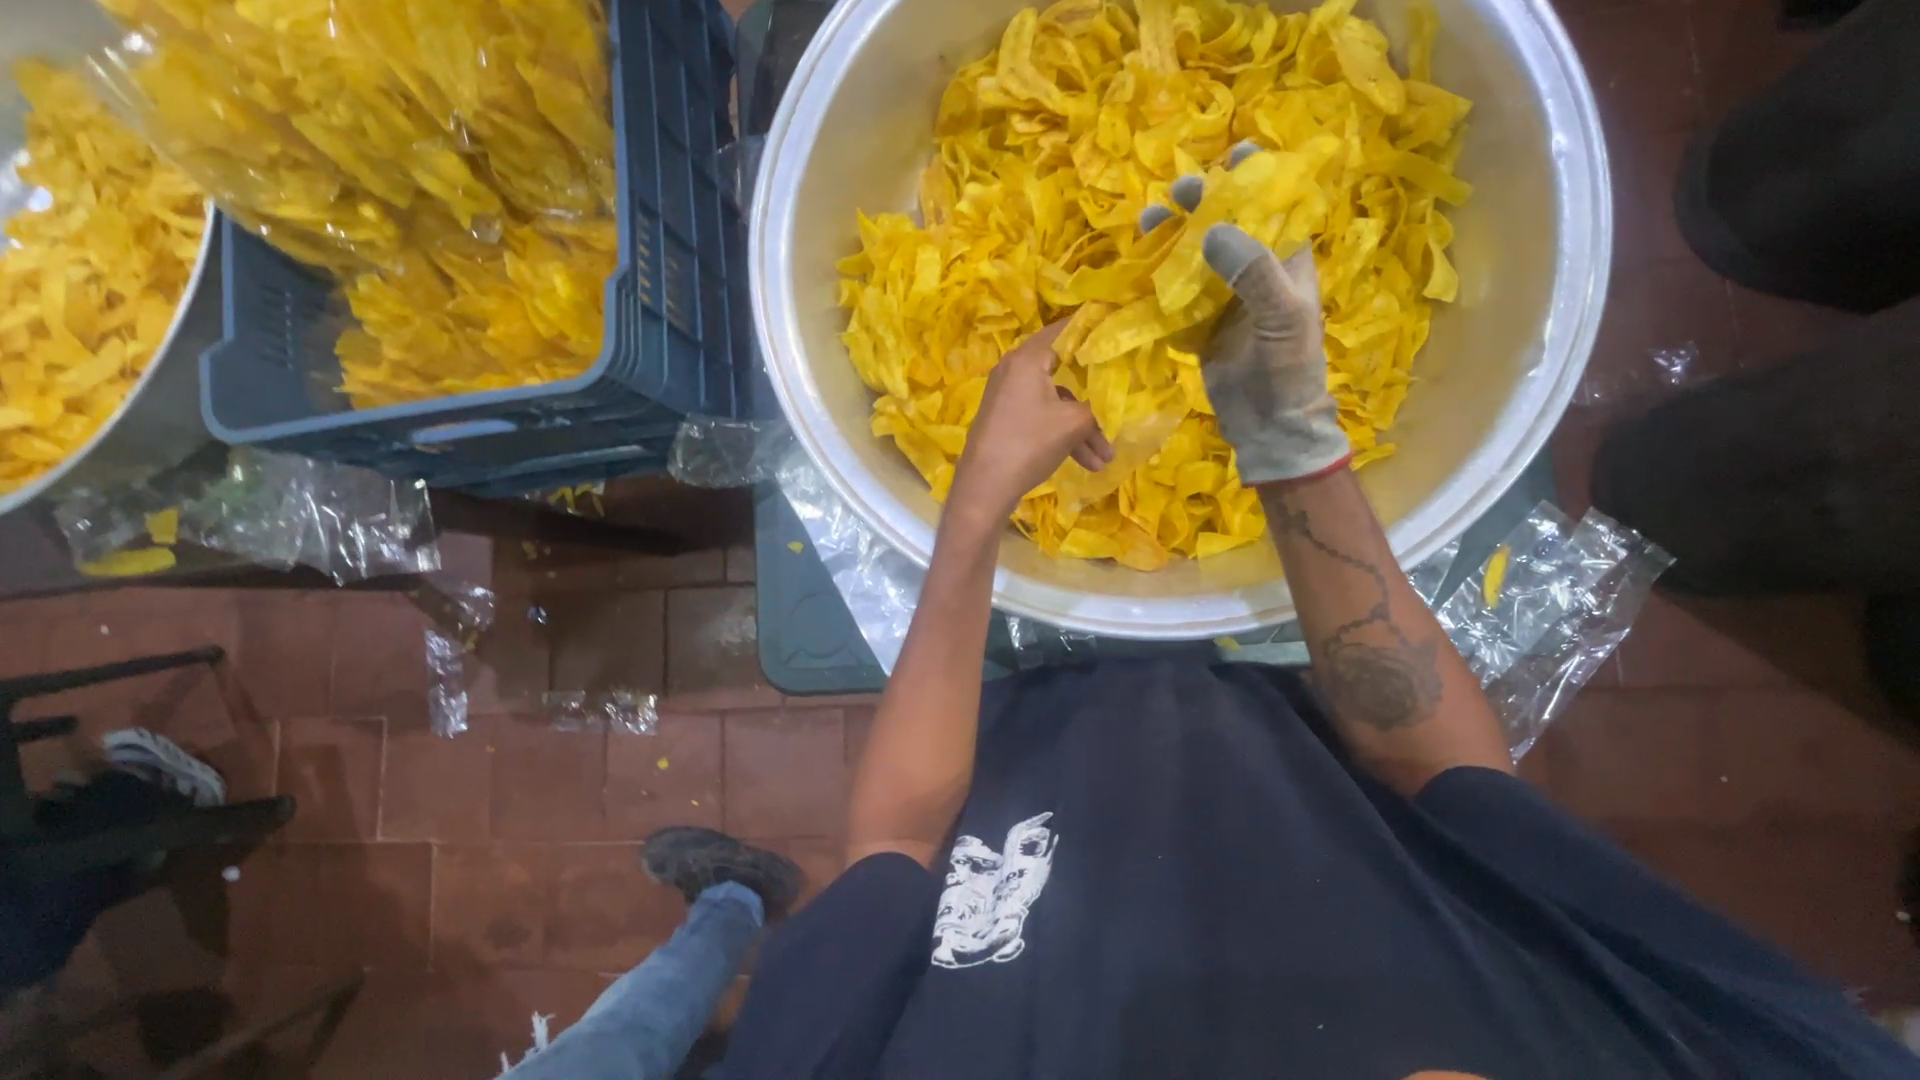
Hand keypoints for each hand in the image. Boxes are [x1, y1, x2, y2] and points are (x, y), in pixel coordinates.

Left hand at [949, 321, 1115, 521]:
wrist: (984, 487)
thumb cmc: (1028, 443)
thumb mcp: (1073, 424)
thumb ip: (1097, 406)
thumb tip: (1111, 401)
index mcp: (1027, 359)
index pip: (1064, 330)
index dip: (1091, 330)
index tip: (1116, 332)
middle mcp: (1014, 370)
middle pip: (1063, 371)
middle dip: (1093, 393)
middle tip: (1121, 391)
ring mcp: (1008, 396)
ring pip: (1056, 404)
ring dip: (1082, 429)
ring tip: (1106, 458)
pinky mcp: (1006, 419)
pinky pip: (1043, 419)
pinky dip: (1064, 436)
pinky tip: (1087, 463)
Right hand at [1140, 142, 1349, 486]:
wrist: (1269, 425)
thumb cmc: (1288, 367)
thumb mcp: (1282, 314)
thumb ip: (1252, 270)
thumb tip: (1212, 229)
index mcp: (1286, 264)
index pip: (1274, 209)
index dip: (1257, 179)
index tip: (1234, 153)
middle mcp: (1254, 275)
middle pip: (1227, 227)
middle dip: (1203, 204)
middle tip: (1179, 189)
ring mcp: (1224, 302)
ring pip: (1195, 259)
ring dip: (1173, 239)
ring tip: (1149, 220)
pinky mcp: (1200, 328)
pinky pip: (1176, 298)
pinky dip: (1157, 283)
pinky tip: (1139, 268)